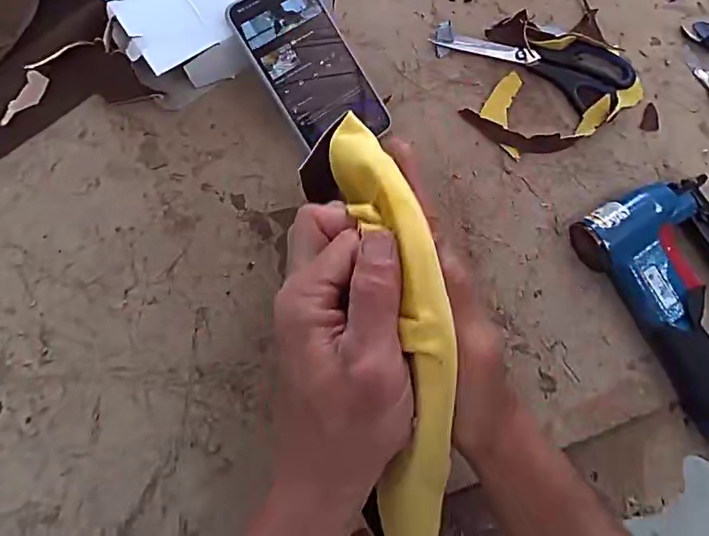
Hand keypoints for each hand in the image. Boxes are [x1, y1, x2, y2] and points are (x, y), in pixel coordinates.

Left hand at [262, 203, 413, 529]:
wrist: (325, 482)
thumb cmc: (354, 428)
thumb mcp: (374, 362)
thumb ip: (375, 293)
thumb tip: (382, 231)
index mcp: (303, 298)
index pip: (344, 233)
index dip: (381, 237)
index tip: (413, 256)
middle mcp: (296, 292)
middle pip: (321, 226)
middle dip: (363, 227)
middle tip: (401, 258)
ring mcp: (305, 306)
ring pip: (331, 245)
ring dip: (366, 249)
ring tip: (402, 278)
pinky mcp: (318, 319)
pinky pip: (339, 270)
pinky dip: (366, 270)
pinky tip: (392, 298)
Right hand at [384, 140, 523, 462]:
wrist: (485, 422)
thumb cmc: (475, 388)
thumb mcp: (467, 344)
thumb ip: (455, 299)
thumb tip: (438, 255)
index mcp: (448, 275)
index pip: (427, 221)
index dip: (410, 186)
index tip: (395, 150)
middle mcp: (440, 273)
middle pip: (416, 222)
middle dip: (397, 187)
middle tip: (373, 153)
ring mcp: (432, 288)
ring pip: (408, 240)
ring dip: (389, 209)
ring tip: (363, 182)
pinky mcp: (422, 307)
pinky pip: (403, 264)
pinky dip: (386, 243)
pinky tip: (366, 240)